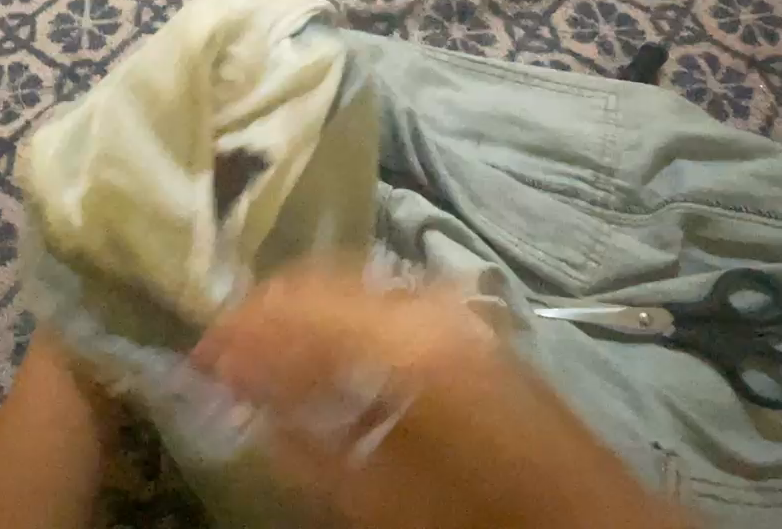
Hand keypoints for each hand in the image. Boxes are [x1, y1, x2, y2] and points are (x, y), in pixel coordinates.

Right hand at [191, 269, 684, 528]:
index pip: (294, 310)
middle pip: (315, 279)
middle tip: (221, 347)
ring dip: (296, 305)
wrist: (583, 516)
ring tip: (258, 342)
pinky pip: (376, 290)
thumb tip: (239, 394)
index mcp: (403, 342)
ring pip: (343, 277)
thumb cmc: (476, 514)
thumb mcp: (380, 497)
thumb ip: (303, 439)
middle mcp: (422, 300)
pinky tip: (316, 338)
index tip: (199, 354)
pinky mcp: (459, 309)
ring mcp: (447, 297)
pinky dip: (334, 307)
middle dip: (262, 310)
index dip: (238, 330)